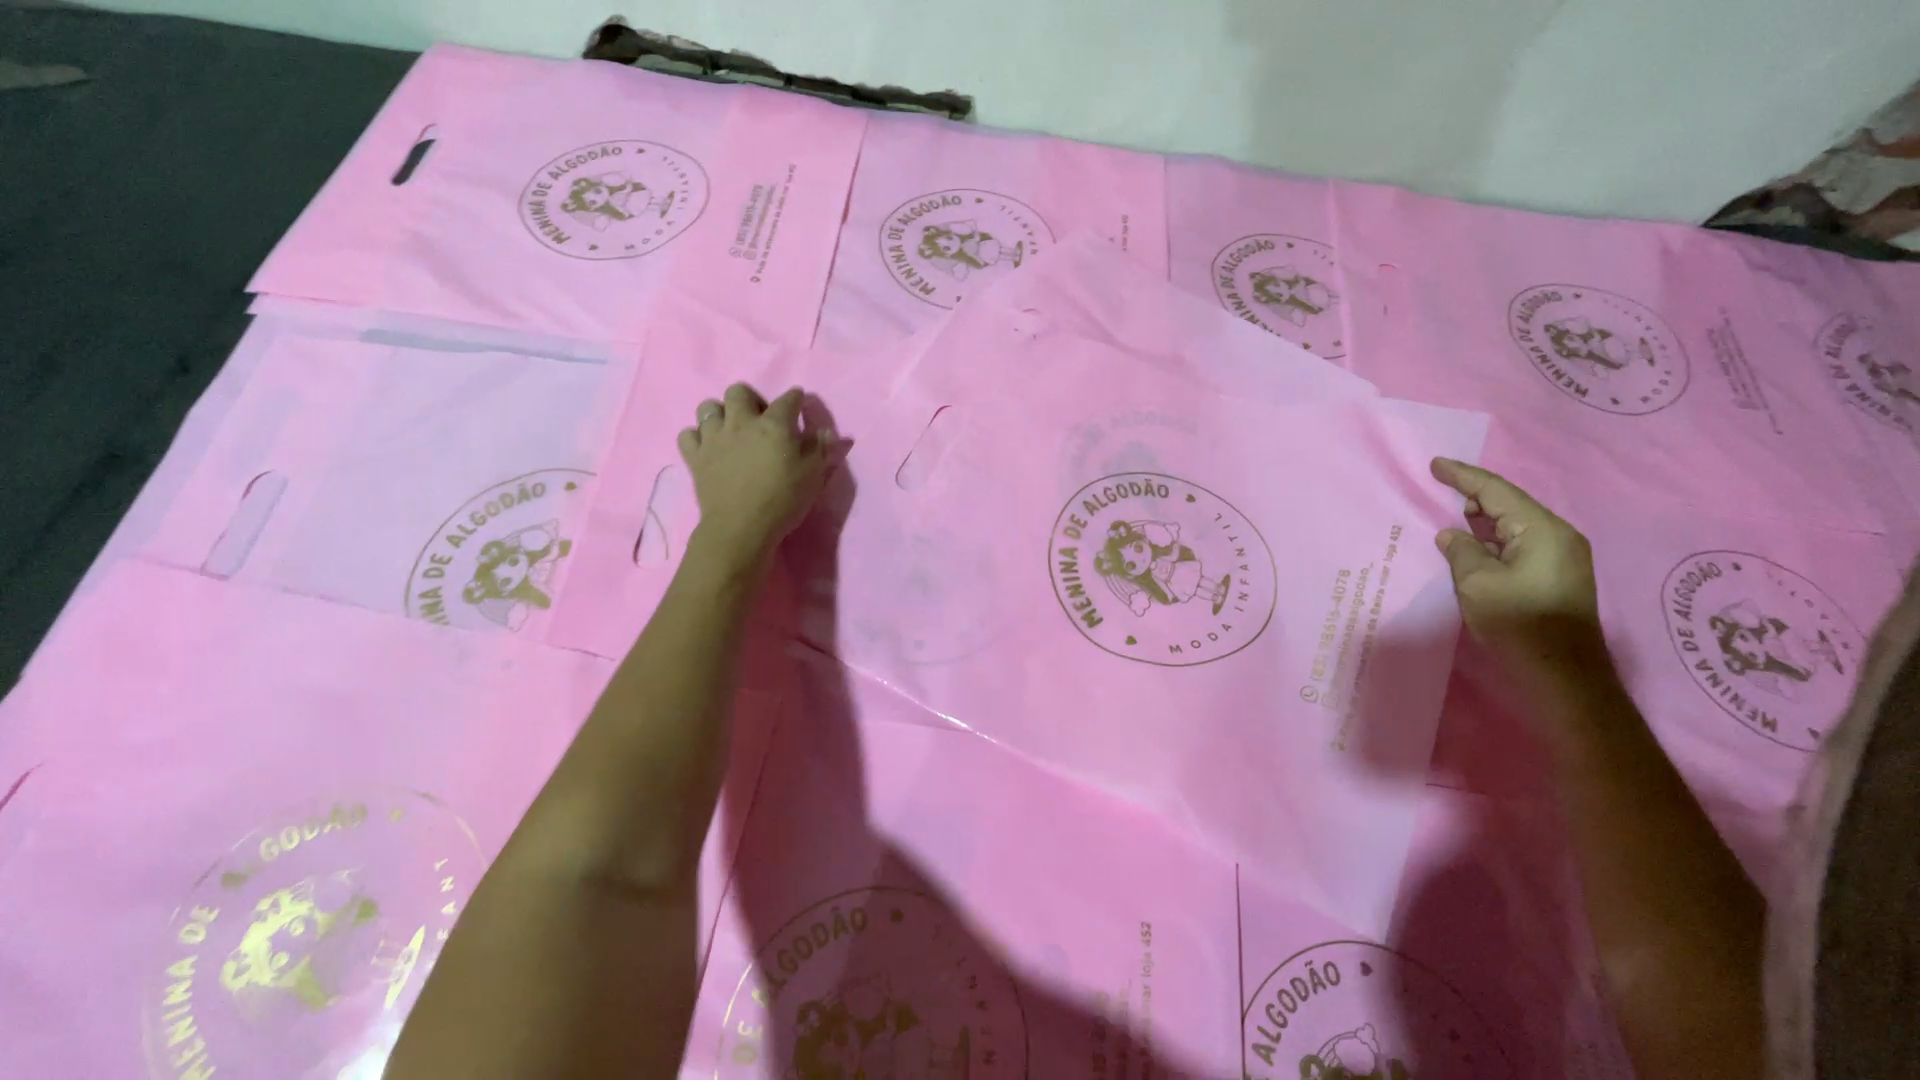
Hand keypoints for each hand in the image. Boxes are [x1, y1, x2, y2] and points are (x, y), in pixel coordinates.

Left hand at [679, 384, 838, 568]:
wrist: (741, 527)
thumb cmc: (782, 500)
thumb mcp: (813, 476)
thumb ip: (821, 449)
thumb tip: (826, 431)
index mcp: (774, 424)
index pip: (788, 399)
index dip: (796, 399)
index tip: (798, 404)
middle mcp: (741, 422)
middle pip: (739, 391)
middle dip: (750, 398)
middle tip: (758, 418)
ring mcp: (714, 438)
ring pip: (708, 407)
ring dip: (720, 414)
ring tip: (730, 430)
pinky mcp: (695, 457)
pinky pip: (687, 434)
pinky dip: (697, 438)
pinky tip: (708, 448)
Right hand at [1430, 457, 1608, 694]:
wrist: (1562, 672)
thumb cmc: (1518, 622)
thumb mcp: (1477, 583)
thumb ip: (1462, 551)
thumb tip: (1452, 535)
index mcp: (1541, 529)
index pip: (1496, 491)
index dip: (1463, 476)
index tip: (1435, 464)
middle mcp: (1557, 535)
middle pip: (1509, 504)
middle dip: (1474, 496)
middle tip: (1440, 491)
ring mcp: (1560, 556)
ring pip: (1514, 525)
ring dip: (1483, 520)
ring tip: (1452, 516)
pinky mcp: (1555, 575)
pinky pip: (1519, 543)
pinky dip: (1493, 539)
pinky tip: (1473, 545)